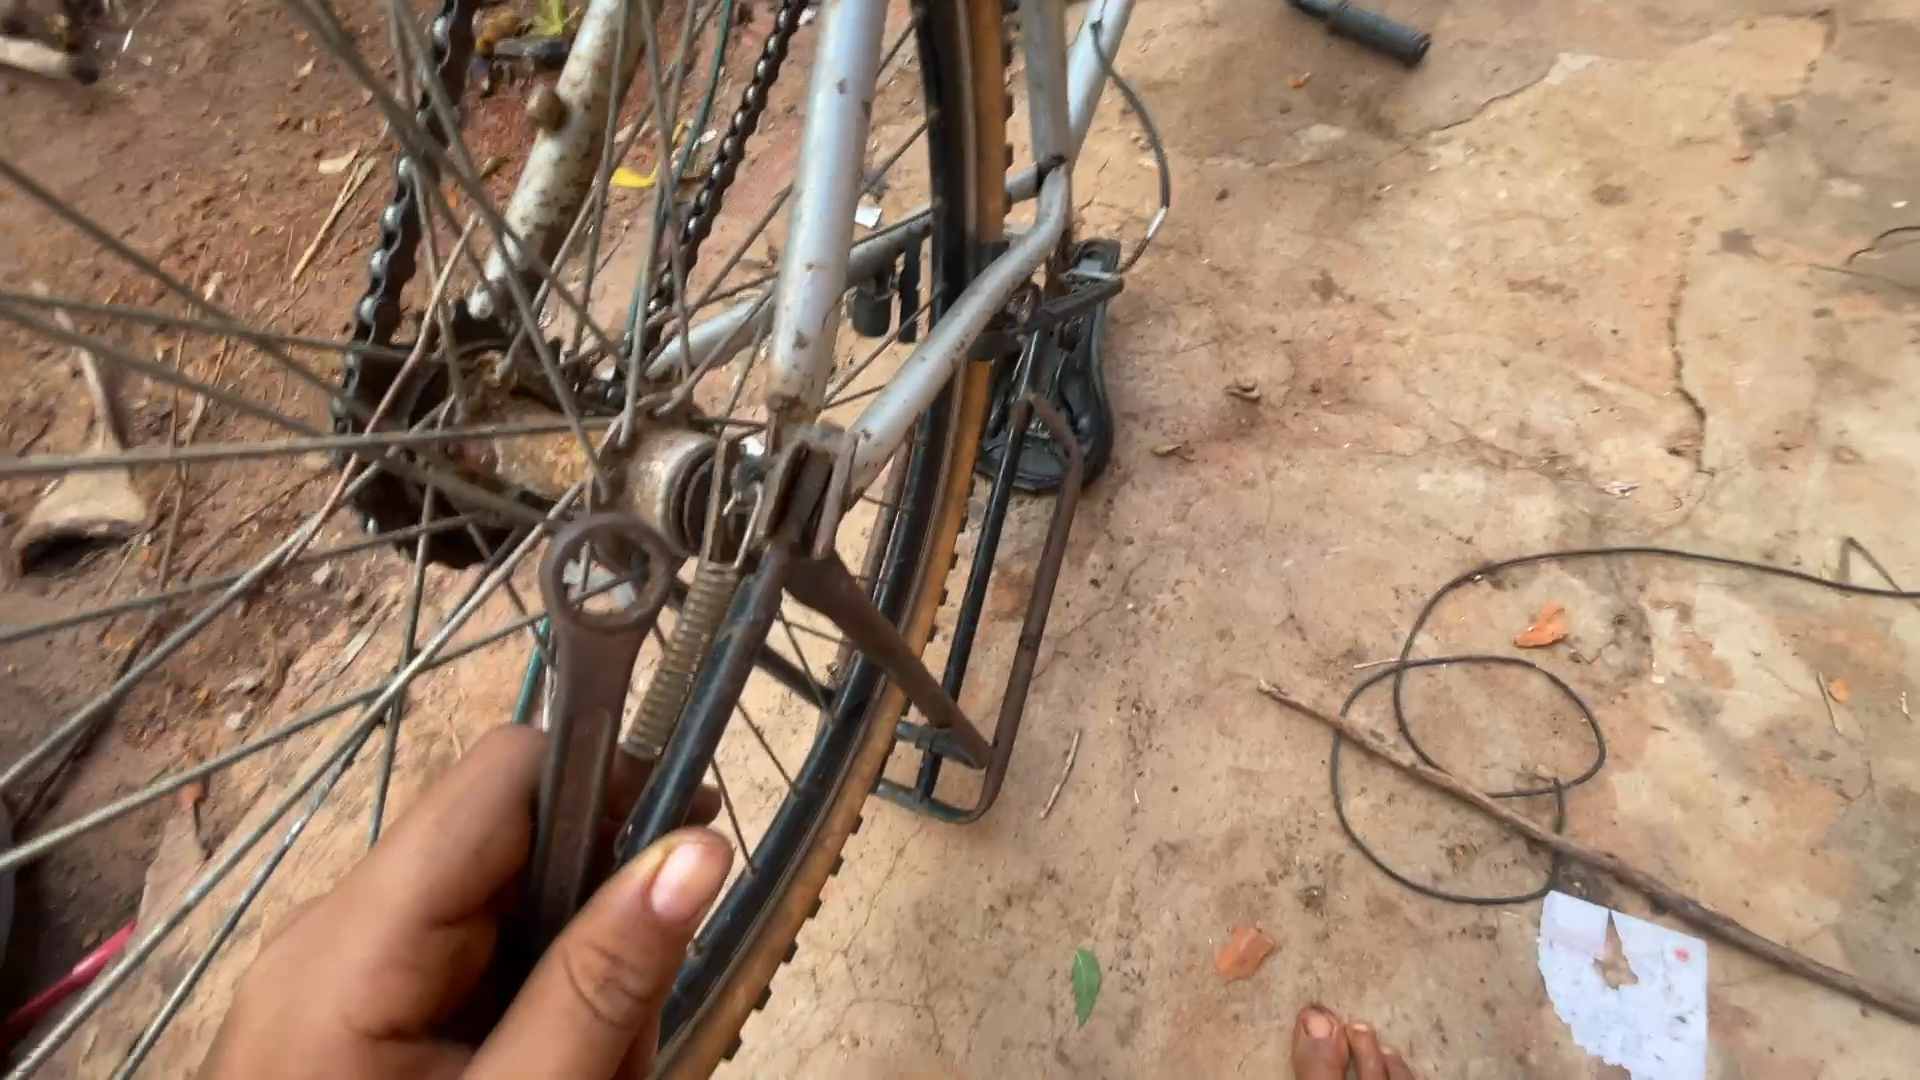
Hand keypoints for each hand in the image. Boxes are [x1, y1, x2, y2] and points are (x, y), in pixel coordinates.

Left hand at [203, 726, 733, 1079]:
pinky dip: (560, 977)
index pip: (506, 772)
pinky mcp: (381, 986)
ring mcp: (358, 955)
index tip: (687, 836)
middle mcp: (346, 922)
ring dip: (592, 947)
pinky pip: (503, 931)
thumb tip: (706, 843)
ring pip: (527, 881)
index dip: (608, 777)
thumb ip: (609, 979)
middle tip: (643, 999)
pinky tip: (565, 1052)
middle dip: (606, 891)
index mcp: (355, 942)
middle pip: (522, 826)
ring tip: (600, 1059)